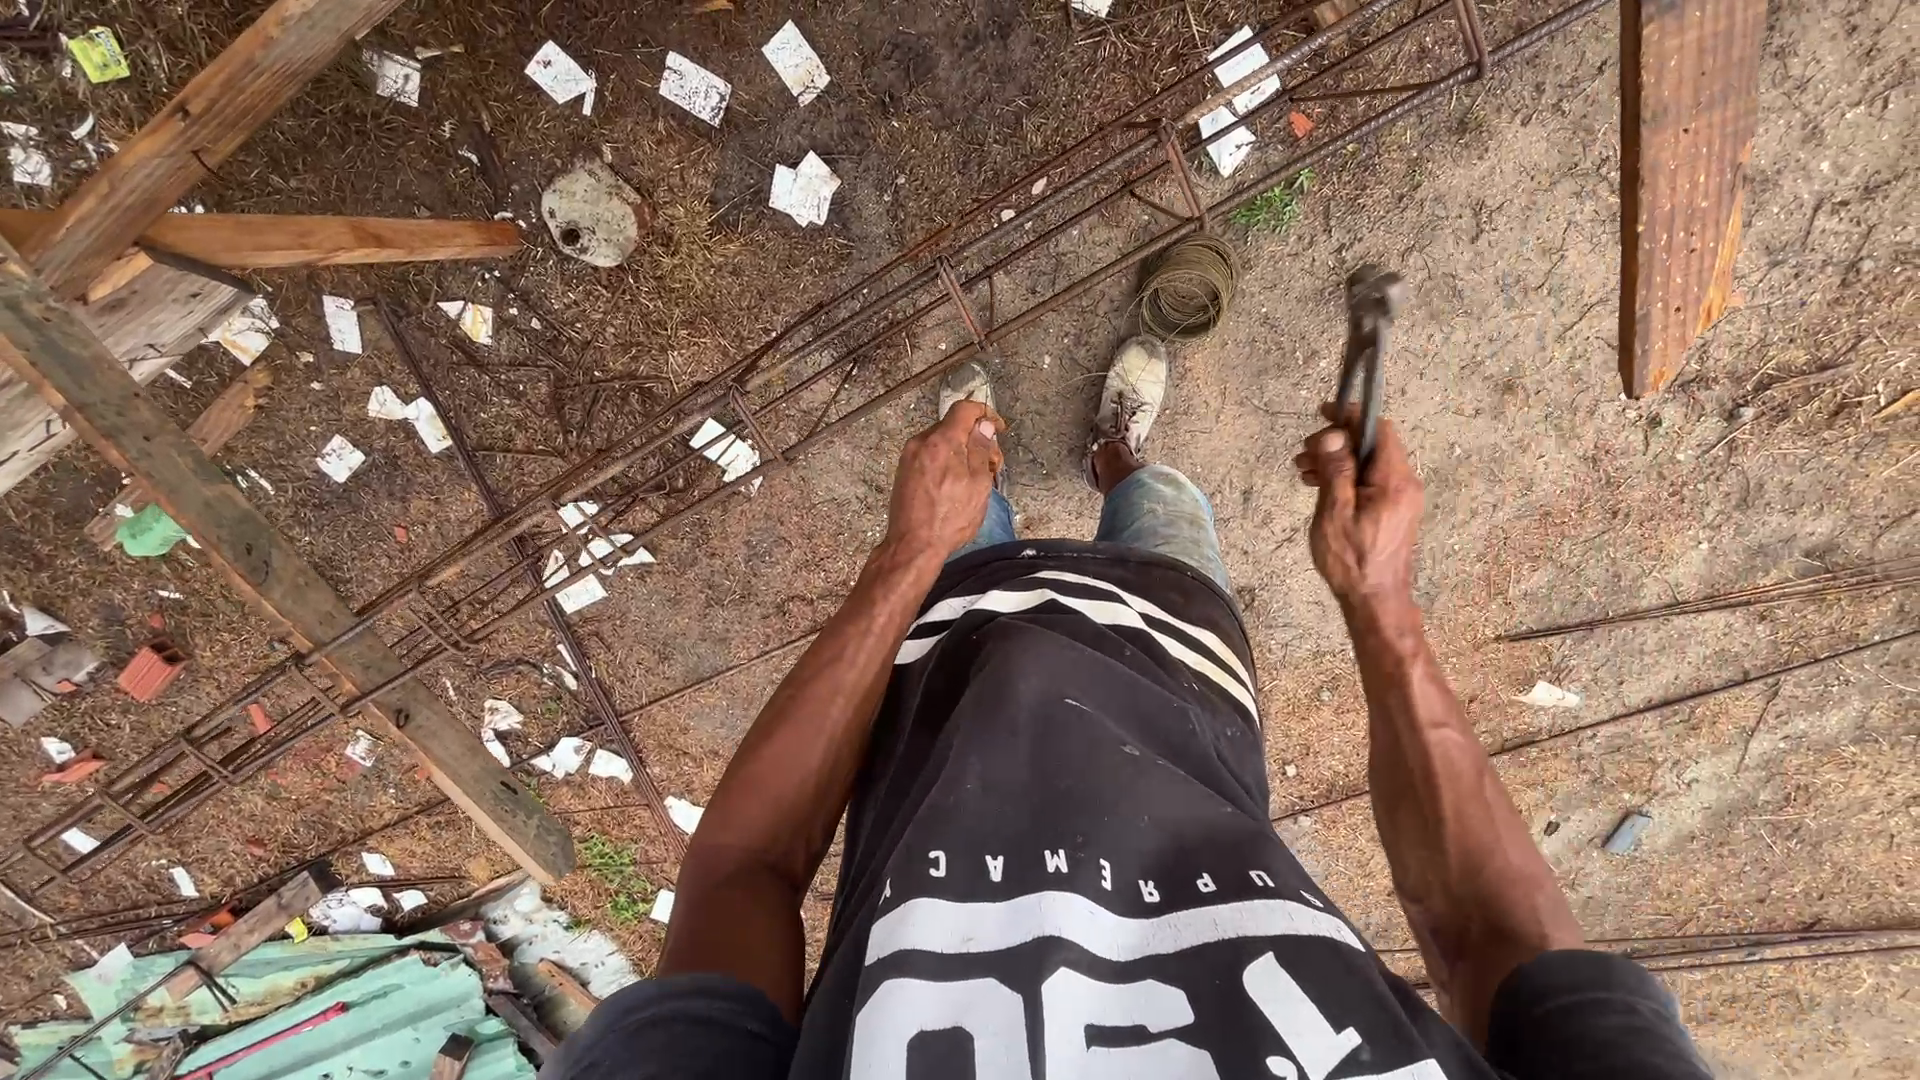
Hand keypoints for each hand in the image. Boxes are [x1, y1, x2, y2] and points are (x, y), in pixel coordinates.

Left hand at [884, 399, 1004, 558]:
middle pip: (954, 426)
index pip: (964, 409)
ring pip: (942, 442)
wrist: (913, 545)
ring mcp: (910, 457)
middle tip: (992, 464)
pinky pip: (931, 455)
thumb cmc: (949, 519)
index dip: (985, 414)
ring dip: (962, 452)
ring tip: (975, 478)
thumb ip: (981, 449)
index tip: (997, 429)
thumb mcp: (978, 484)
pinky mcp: (905, 471)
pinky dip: (947, 461)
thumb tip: (984, 425)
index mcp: (941, 442)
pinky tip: (956, 483)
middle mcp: (921, 443)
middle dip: (976, 439)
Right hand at [1294, 403, 1422, 605]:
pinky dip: (1345, 476)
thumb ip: (1336, 470)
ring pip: (1368, 462)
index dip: (1350, 416)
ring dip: (1336, 459)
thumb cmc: (1352, 559)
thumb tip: (1332, 434)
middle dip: (1336, 440)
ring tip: (1304, 471)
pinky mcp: (1393, 510)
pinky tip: (1320, 485)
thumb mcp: (1335, 512)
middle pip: (1372, 444)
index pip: (1379, 429)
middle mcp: (1405, 483)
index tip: (1322, 413)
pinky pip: (1369, 480)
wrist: (1375, 599)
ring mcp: (1401, 497)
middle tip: (1303, 454)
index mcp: (1394, 480)